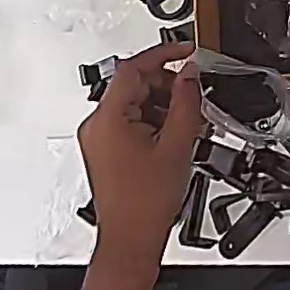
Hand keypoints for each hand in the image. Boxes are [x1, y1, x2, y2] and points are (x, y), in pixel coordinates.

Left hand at [77, 42, 202, 268]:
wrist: (132, 240)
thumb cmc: (145, 203)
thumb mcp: (177, 142)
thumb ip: (186, 100)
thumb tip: (190, 74)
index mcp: (108, 119)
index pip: (133, 68)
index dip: (163, 53)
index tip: (185, 49)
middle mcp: (97, 125)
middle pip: (135, 83)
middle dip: (167, 84)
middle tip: (192, 92)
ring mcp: (100, 137)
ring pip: (136, 100)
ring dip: (164, 103)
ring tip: (187, 120)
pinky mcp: (107, 147)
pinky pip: (132, 117)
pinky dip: (156, 117)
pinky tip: (175, 133)